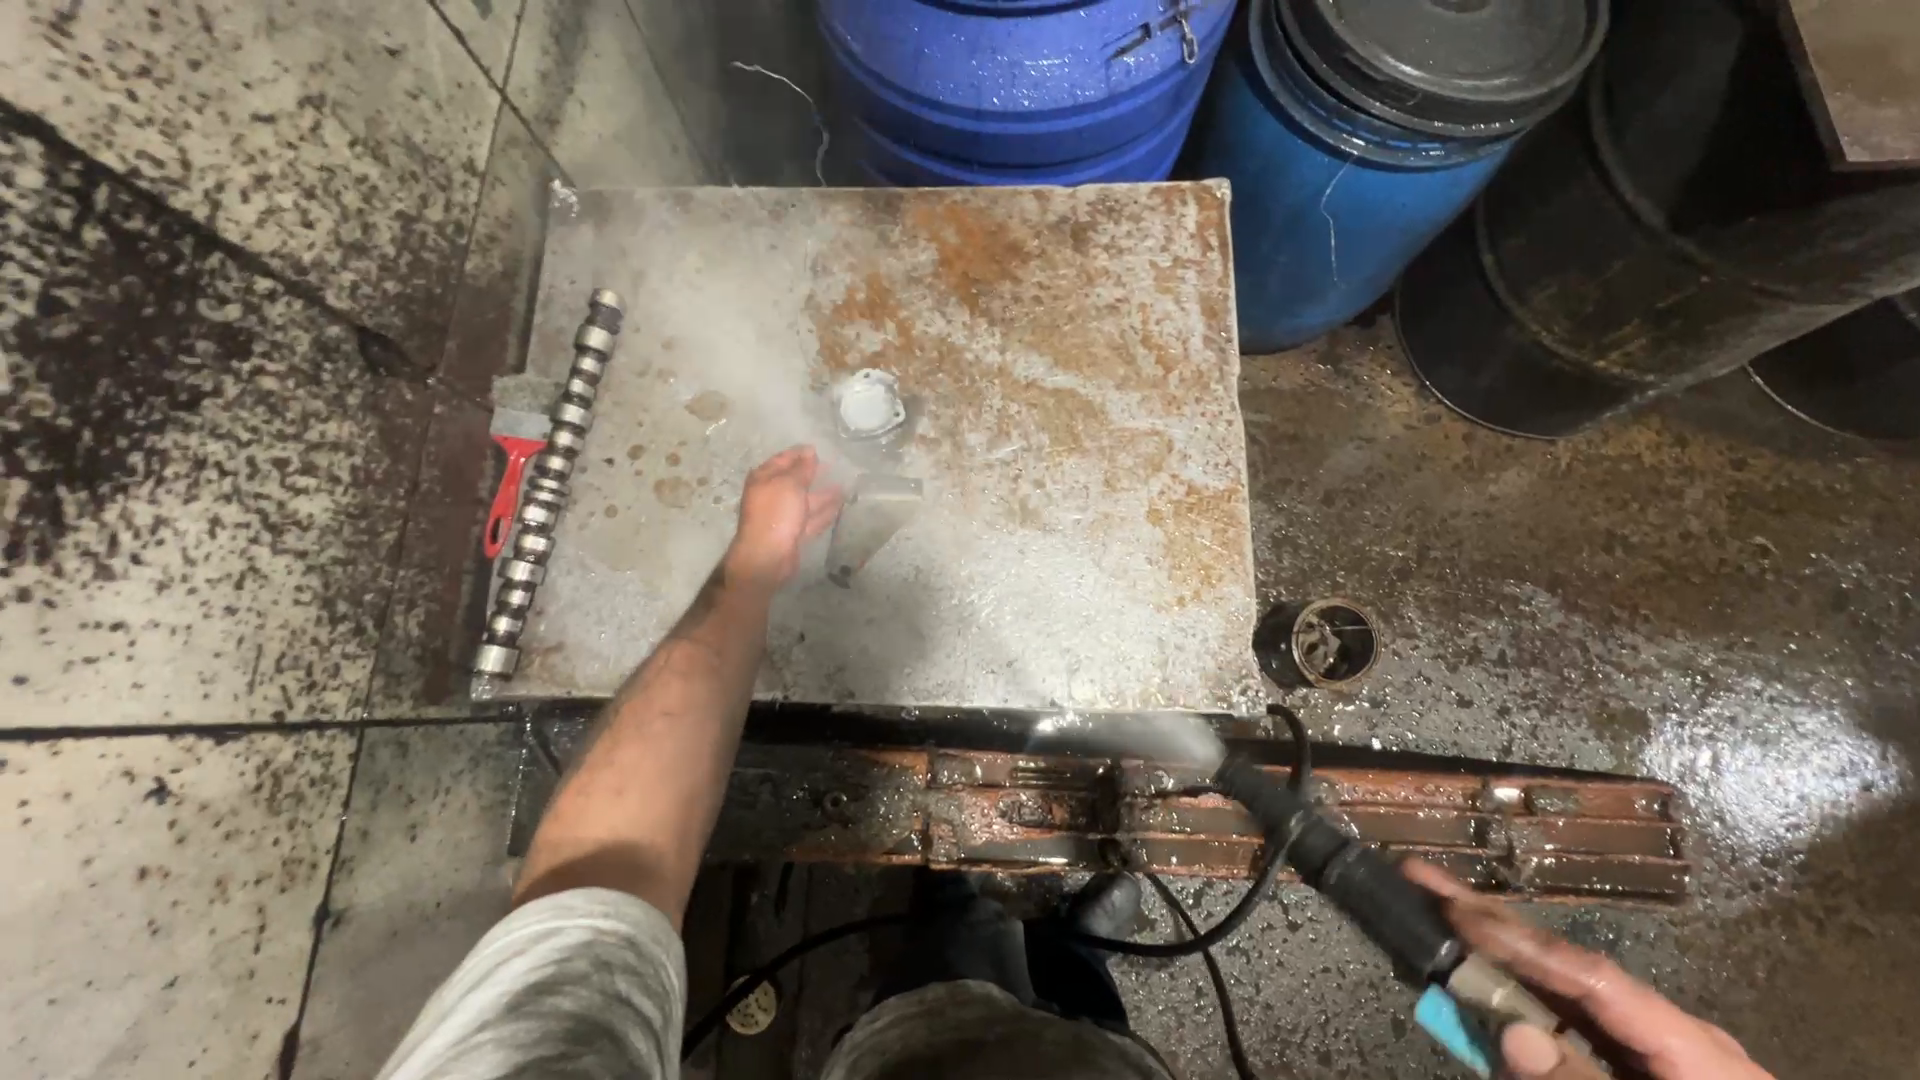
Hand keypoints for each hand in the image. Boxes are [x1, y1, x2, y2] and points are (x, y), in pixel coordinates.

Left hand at [721, 445, 841, 593]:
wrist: (768, 555)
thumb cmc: (776, 513)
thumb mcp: (789, 484)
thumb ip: (801, 468)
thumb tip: (809, 451)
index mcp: (765, 479)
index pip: (783, 459)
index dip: (800, 453)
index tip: (818, 448)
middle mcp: (772, 495)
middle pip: (795, 480)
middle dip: (812, 473)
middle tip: (833, 465)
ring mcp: (783, 515)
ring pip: (806, 500)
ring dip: (823, 493)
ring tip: (843, 485)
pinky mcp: (794, 532)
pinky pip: (812, 518)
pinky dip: (824, 512)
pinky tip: (839, 506)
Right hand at [1404, 861, 1772, 1079]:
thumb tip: (1510, 1033)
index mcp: (1697, 1050)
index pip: (1595, 979)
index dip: (1521, 943)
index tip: (1454, 912)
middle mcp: (1670, 1034)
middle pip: (1571, 968)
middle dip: (1495, 923)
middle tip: (1423, 880)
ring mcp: (1652, 1051)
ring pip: (1562, 994)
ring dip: (1496, 958)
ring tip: (1436, 917)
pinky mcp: (1633, 1068)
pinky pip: (1568, 1028)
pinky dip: (1517, 1004)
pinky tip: (1473, 990)